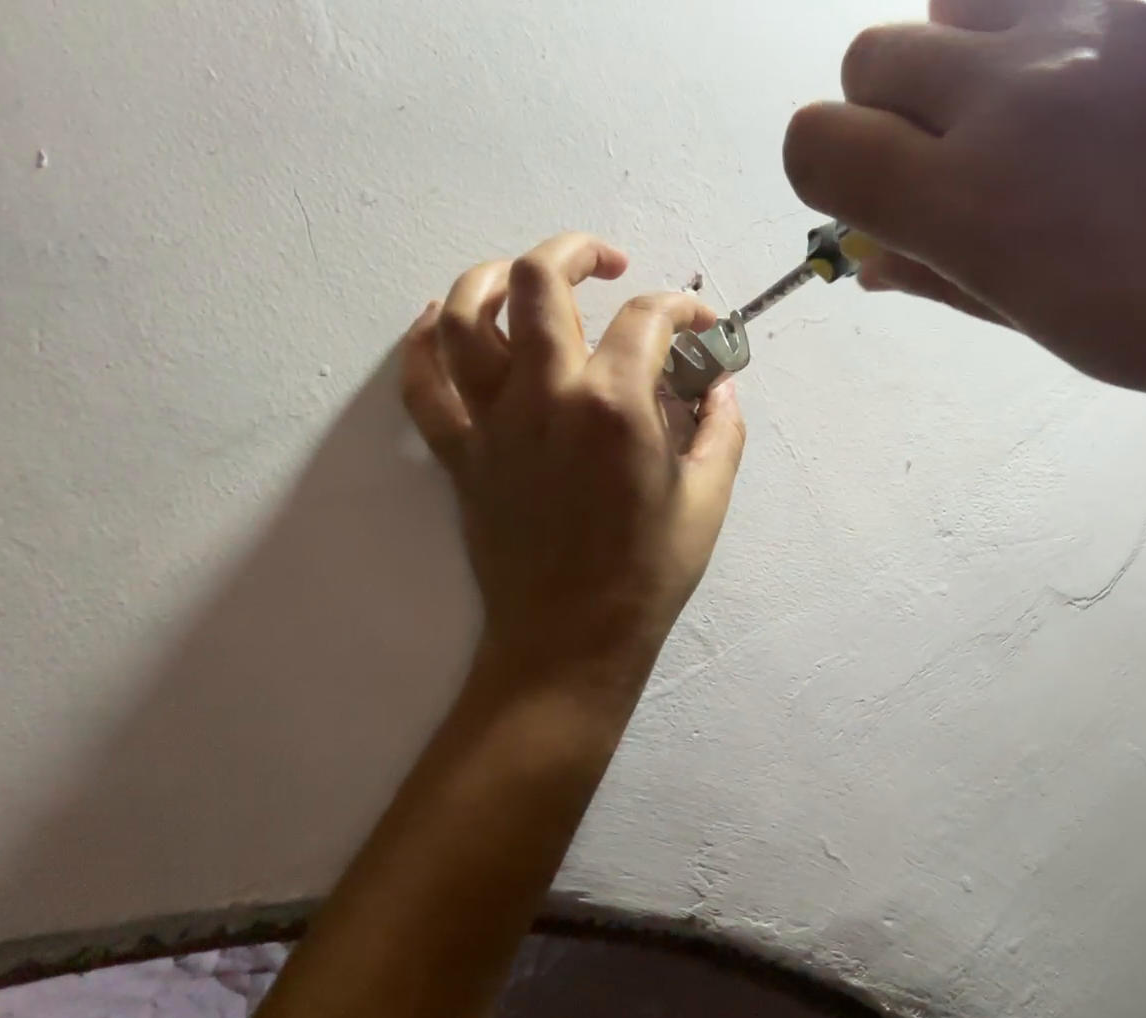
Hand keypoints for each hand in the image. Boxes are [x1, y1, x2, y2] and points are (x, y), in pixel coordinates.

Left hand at [401, 233, 745, 701]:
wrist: (571, 638)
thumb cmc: (649, 572)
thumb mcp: (708, 499)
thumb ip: (722, 431)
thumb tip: (722, 389)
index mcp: (616, 405)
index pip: (648, 319)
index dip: (684, 309)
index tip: (703, 326)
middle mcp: (546, 395)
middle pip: (542, 282)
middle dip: (578, 251)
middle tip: (608, 263)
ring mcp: (492, 422)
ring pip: (467, 315)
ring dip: (494, 276)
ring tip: (525, 277)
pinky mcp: (459, 454)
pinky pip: (422, 383)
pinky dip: (425, 342)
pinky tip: (443, 320)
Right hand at [784, 0, 1145, 457]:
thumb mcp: (1065, 332)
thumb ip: (952, 281)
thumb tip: (874, 254)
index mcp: (973, 204)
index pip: (817, 145)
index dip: (832, 176)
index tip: (880, 203)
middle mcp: (1012, 89)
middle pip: (872, 54)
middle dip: (893, 113)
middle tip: (965, 166)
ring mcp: (1101, 14)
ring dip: (975, 56)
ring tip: (1056, 115)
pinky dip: (1071, 29)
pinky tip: (1143, 81)